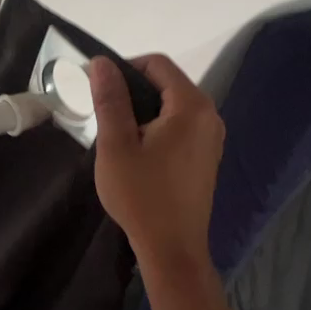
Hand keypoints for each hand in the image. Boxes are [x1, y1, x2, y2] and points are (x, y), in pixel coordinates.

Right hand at [88, 54, 224, 271]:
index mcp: (191, 106)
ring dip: (142, 111)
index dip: (124, 68)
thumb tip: (102, 62)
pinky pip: (179, 125)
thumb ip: (111, 99)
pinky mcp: (207, 155)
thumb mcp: (116, 144)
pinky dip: (156, 127)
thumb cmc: (141, 194)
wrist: (171, 247)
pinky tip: (137, 153)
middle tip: (104, 117)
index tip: (99, 91)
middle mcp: (209, 115)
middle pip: (166, 82)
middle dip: (132, 91)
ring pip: (171, 105)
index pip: (157, 64)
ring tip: (117, 137)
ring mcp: (211, 137)